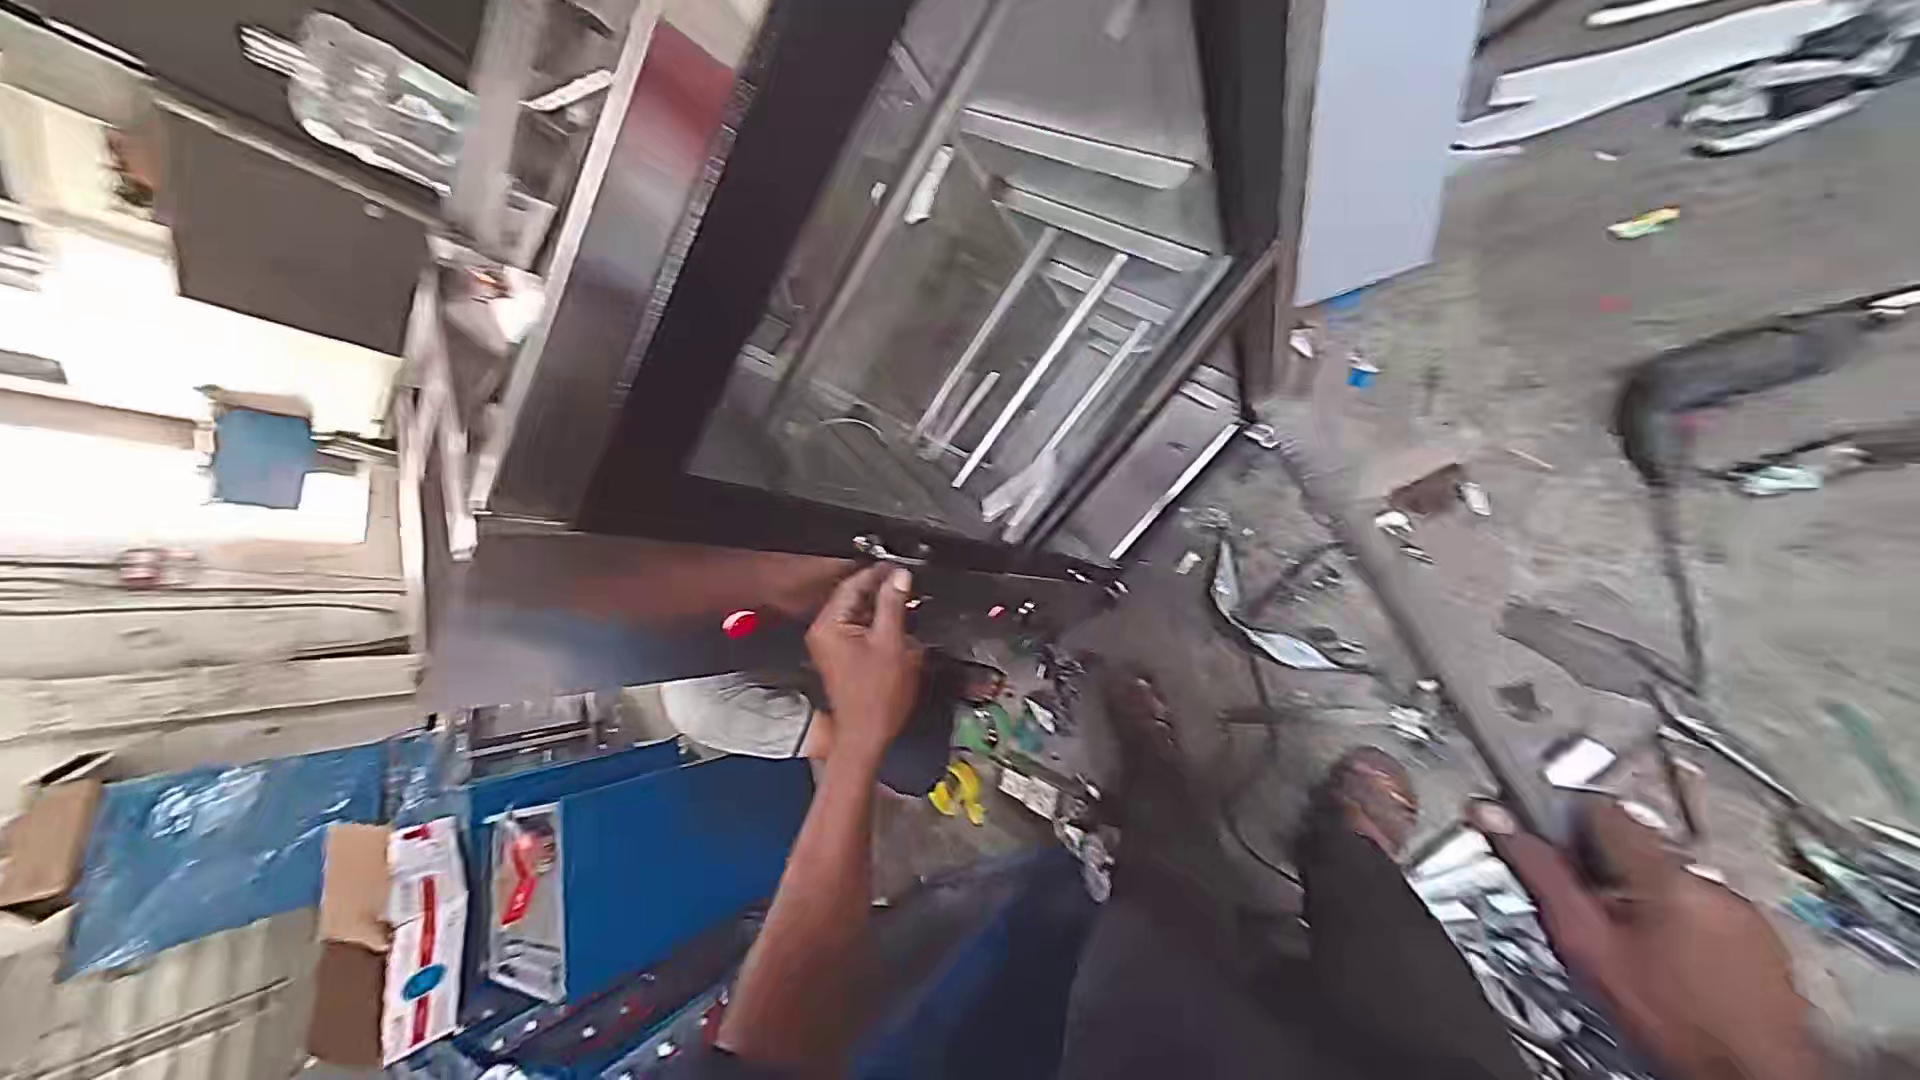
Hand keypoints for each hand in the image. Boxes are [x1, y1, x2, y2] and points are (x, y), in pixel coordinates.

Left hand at [805, 565, 921, 765]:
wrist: (868, 734)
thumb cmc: (875, 698)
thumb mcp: (891, 641)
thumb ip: (894, 604)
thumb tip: (899, 578)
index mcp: (829, 626)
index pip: (852, 585)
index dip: (877, 573)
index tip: (897, 568)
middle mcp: (824, 633)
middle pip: (853, 598)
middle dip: (881, 589)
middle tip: (905, 582)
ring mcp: (831, 645)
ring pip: (858, 613)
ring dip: (881, 607)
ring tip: (906, 601)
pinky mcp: (842, 656)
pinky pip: (859, 629)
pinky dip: (878, 624)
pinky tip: (897, 623)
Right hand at [1471, 796, 1821, 1079]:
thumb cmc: (1667, 1018)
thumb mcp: (1582, 939)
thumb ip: (1538, 870)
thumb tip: (1493, 818)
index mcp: (1667, 877)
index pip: (1601, 811)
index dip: (1563, 823)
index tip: (1545, 842)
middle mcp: (1713, 886)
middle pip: (1630, 843)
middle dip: (1596, 865)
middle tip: (1578, 903)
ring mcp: (1744, 915)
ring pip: (1662, 874)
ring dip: (1631, 890)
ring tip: (1615, 932)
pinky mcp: (1761, 940)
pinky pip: (1697, 902)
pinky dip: (1667, 914)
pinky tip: (1654, 950)